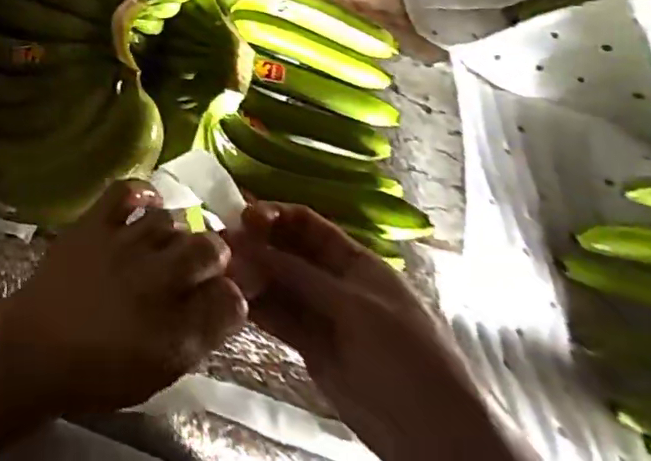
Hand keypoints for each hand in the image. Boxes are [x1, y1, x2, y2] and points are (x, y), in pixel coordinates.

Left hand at [0, 180, 247, 414]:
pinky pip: (127, 192)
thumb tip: (223, 302)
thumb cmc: (98, 372)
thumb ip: (197, 335)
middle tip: (201, 264)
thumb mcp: (159, 370)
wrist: (35, 349)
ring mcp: (124, 246)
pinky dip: (142, 192)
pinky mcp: (94, 223)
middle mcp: (157, 281)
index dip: (233, 295)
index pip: (231, 300)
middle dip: (216, 256)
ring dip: (178, 231)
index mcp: (177, 331)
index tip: (224, 296)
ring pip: (172, 221)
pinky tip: (148, 202)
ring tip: (169, 242)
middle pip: (209, 250)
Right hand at [224, 202, 531, 460]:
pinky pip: (277, 317)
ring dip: (249, 275)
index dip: (275, 215)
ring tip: (216, 271)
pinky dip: (254, 307)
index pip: (307, 225)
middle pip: (287, 251)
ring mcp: (320, 314)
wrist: (434, 436)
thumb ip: (300, 275)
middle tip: (217, 243)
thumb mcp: (355, 307)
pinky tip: (229, 299)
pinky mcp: (309, 345)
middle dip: (255, 244)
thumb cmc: (407, 356)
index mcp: (355, 261)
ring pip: (277, 284)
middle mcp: (333, 280)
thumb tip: (247, 242)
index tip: (242, 215)